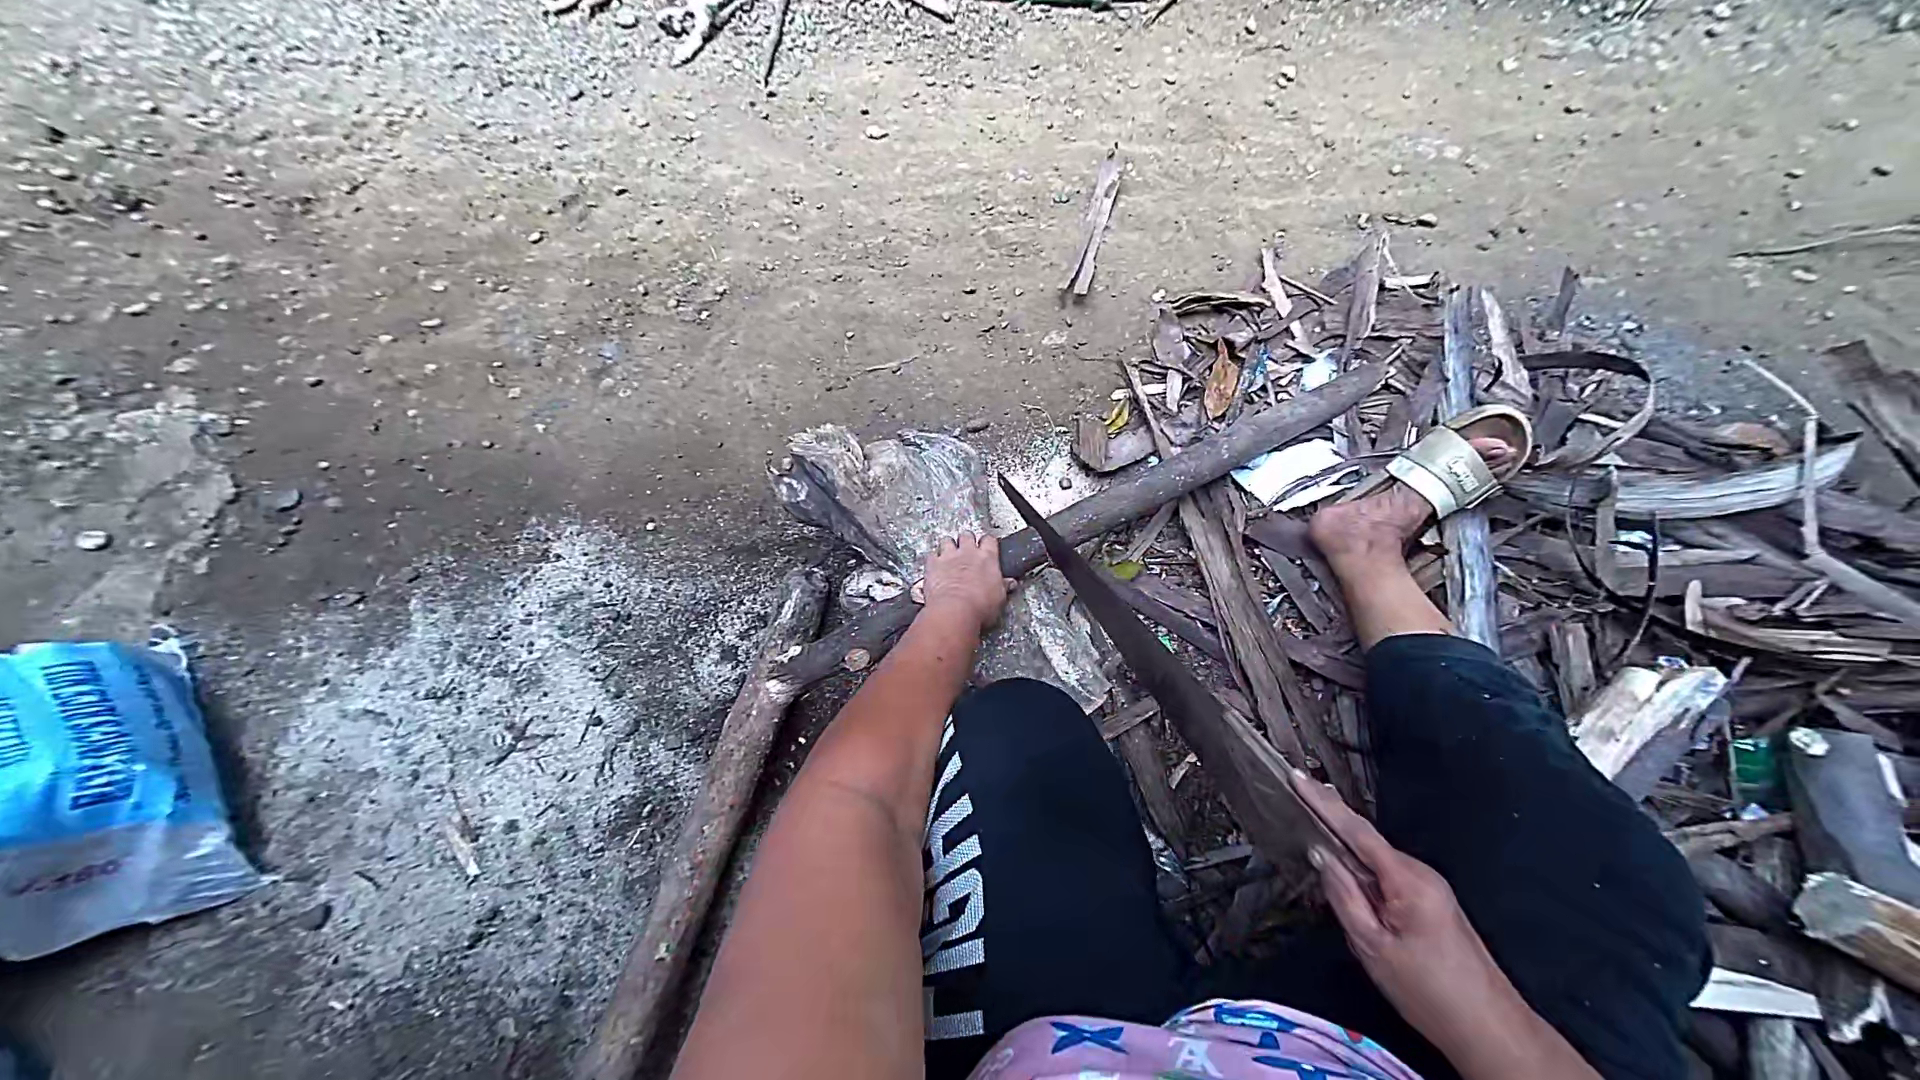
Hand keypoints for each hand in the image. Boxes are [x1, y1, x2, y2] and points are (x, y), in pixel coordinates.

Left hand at [914, 533, 1011, 634]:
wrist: (955, 610)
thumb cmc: (978, 606)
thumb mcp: (999, 598)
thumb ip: (1003, 586)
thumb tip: (1010, 583)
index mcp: (987, 558)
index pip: (989, 540)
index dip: (988, 542)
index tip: (987, 546)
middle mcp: (968, 553)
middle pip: (967, 535)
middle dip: (967, 540)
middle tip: (967, 550)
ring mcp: (949, 556)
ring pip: (948, 540)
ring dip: (948, 545)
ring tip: (949, 554)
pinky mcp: (933, 564)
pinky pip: (932, 554)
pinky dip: (933, 558)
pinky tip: (935, 564)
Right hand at [1289, 772, 1539, 1066]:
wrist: (1493, 1033)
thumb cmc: (1431, 994)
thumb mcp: (1372, 946)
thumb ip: (1343, 895)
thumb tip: (1321, 855)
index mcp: (1407, 880)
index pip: (1355, 830)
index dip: (1322, 802)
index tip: (1297, 777)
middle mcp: (1420, 874)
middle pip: (1364, 840)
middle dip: (1331, 823)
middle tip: (1298, 796)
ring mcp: (1429, 886)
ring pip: (1373, 860)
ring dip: (1346, 854)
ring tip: (1316, 849)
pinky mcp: (1430, 901)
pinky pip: (1385, 875)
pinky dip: (1361, 871)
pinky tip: (1348, 882)